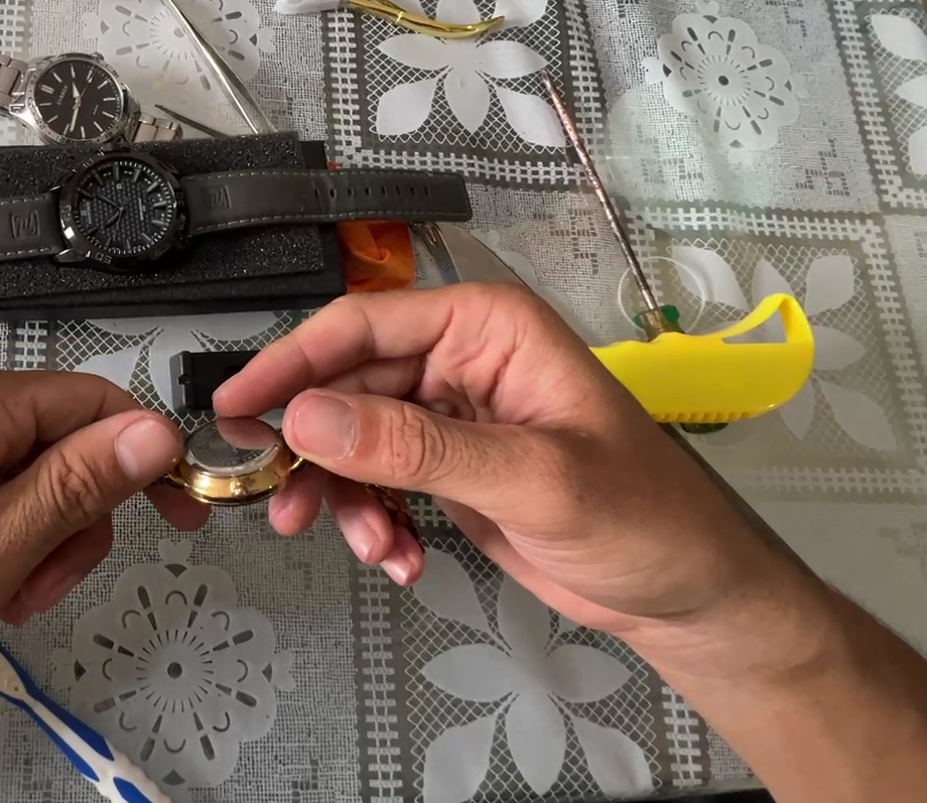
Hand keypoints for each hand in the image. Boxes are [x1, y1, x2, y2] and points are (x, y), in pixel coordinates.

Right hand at [212, 283, 826, 680]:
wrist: (690, 599)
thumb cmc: (642, 518)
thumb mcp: (528, 479)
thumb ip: (413, 446)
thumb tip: (306, 419)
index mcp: (479, 327)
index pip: (359, 327)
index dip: (289, 363)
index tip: (236, 406)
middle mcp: (452, 358)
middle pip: (343, 389)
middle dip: (316, 454)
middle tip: (285, 504)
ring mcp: (441, 413)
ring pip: (349, 440)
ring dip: (343, 497)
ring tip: (368, 546)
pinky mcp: (436, 462)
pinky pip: (371, 479)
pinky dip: (371, 520)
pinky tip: (398, 556)